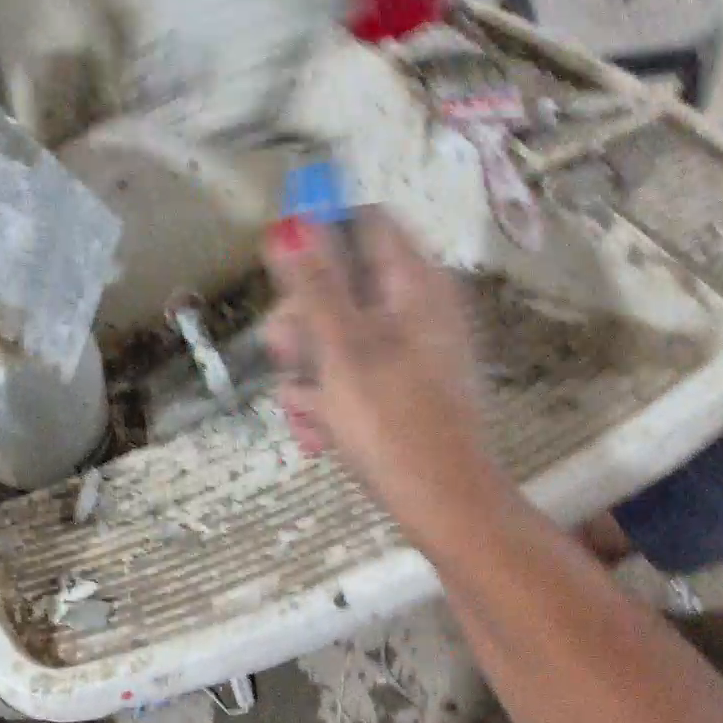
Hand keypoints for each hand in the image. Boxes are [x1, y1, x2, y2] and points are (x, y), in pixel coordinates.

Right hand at [262, 208, 511, 547]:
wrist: (440, 500)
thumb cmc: (391, 420)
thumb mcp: (341, 349)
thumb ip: (315, 285)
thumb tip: (291, 222)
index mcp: (412, 284)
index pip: (363, 223)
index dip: (317, 240)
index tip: (283, 280)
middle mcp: (413, 307)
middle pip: (335, 286)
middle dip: (299, 325)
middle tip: (287, 358)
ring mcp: (406, 349)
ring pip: (330, 338)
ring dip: (303, 375)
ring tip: (305, 412)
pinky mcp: (397, 386)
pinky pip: (344, 375)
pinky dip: (324, 400)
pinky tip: (318, 431)